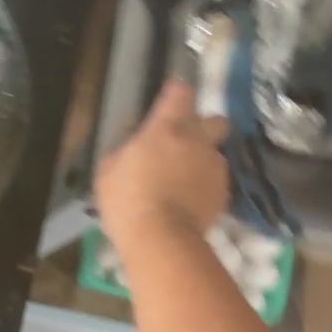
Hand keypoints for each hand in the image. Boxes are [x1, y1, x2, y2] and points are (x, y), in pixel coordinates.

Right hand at [94, 80, 230, 245]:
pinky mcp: (223, 190)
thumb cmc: (126, 200)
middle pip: (213, 119)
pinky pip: (213, 179)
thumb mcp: (108, 173)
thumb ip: (126, 152)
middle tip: (180, 145)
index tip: (168, 100)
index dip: (174, 94)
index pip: (180, 93)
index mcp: (167, 129)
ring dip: (198, 161)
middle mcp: (197, 140)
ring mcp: (215, 165)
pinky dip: (201, 186)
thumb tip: (134, 149)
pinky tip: (184, 202)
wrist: (160, 237)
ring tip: (178, 183)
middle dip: (200, 127)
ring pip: (213, 153)